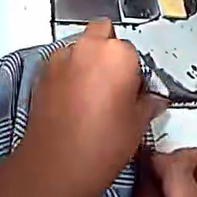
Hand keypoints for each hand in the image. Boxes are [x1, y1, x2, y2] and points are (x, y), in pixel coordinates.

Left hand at [9, 22, 165, 196]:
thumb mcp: (137, 125)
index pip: (132, 51)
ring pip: (79, 46)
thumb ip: (148, 103)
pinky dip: (68, 71)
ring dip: (87, 59)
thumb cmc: (103, 144)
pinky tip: (73, 99)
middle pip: (102, 33)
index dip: (134, 71)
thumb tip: (153, 98)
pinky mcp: (43, 70)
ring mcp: (61, 56)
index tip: (134, 91)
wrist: (56, 163)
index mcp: (117, 54)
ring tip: (92, 94)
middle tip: (114, 83)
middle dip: (108, 50)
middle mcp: (87, 46)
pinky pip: (61, 62)